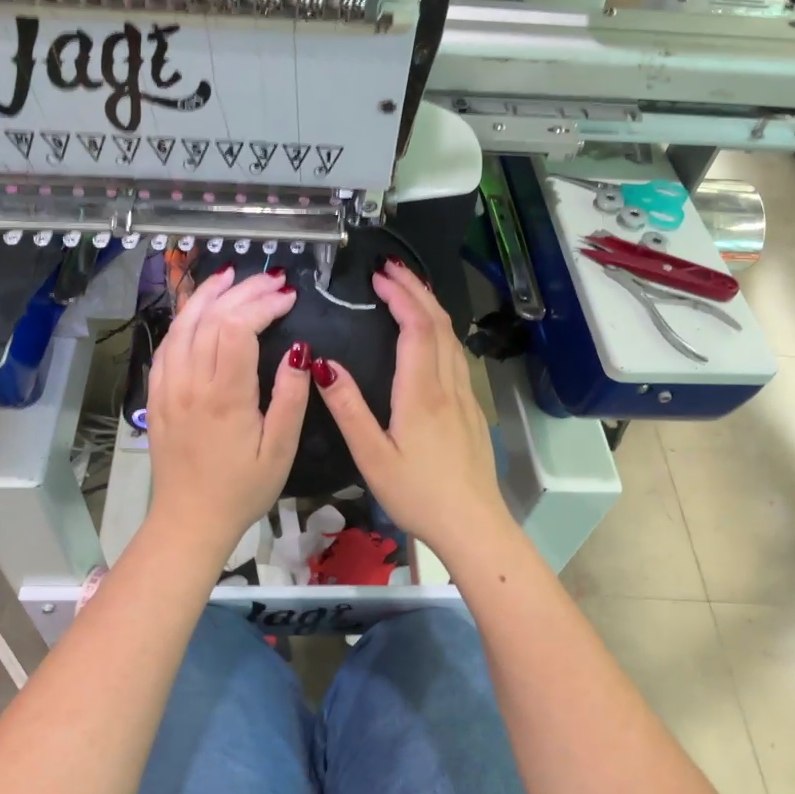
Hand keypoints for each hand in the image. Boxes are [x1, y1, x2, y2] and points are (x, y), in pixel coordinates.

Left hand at [145, 267, 309, 550]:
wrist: (189, 520)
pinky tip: (196, 312)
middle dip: (242, 291)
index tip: (289, 296)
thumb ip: (290, 399)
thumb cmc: (242, 490)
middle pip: (211, 318)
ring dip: (207, 296)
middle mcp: (190, 383)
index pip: (238, 327)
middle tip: (271, 280)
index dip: (264, 303)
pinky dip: (182, 320)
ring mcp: (167, 388)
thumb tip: (299, 351)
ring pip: (182, 325)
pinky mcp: (156, 396)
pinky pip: (166, 346)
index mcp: (224, 396)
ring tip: (231, 277)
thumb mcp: (279, 451)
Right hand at [313, 260, 514, 557]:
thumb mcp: (371, 457)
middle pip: (439, 324)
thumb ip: (348, 409)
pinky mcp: (472, 410)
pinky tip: (430, 338)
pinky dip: (440, 332)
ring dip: (431, 308)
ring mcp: (465, 397)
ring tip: (408, 292)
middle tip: (392, 270)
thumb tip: (322, 364)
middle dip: (416, 290)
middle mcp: (448, 386)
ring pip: (452, 338)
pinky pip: (457, 356)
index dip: (400, 296)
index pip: (416, 327)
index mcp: (422, 393)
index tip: (378, 277)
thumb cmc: (418, 494)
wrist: (473, 523)